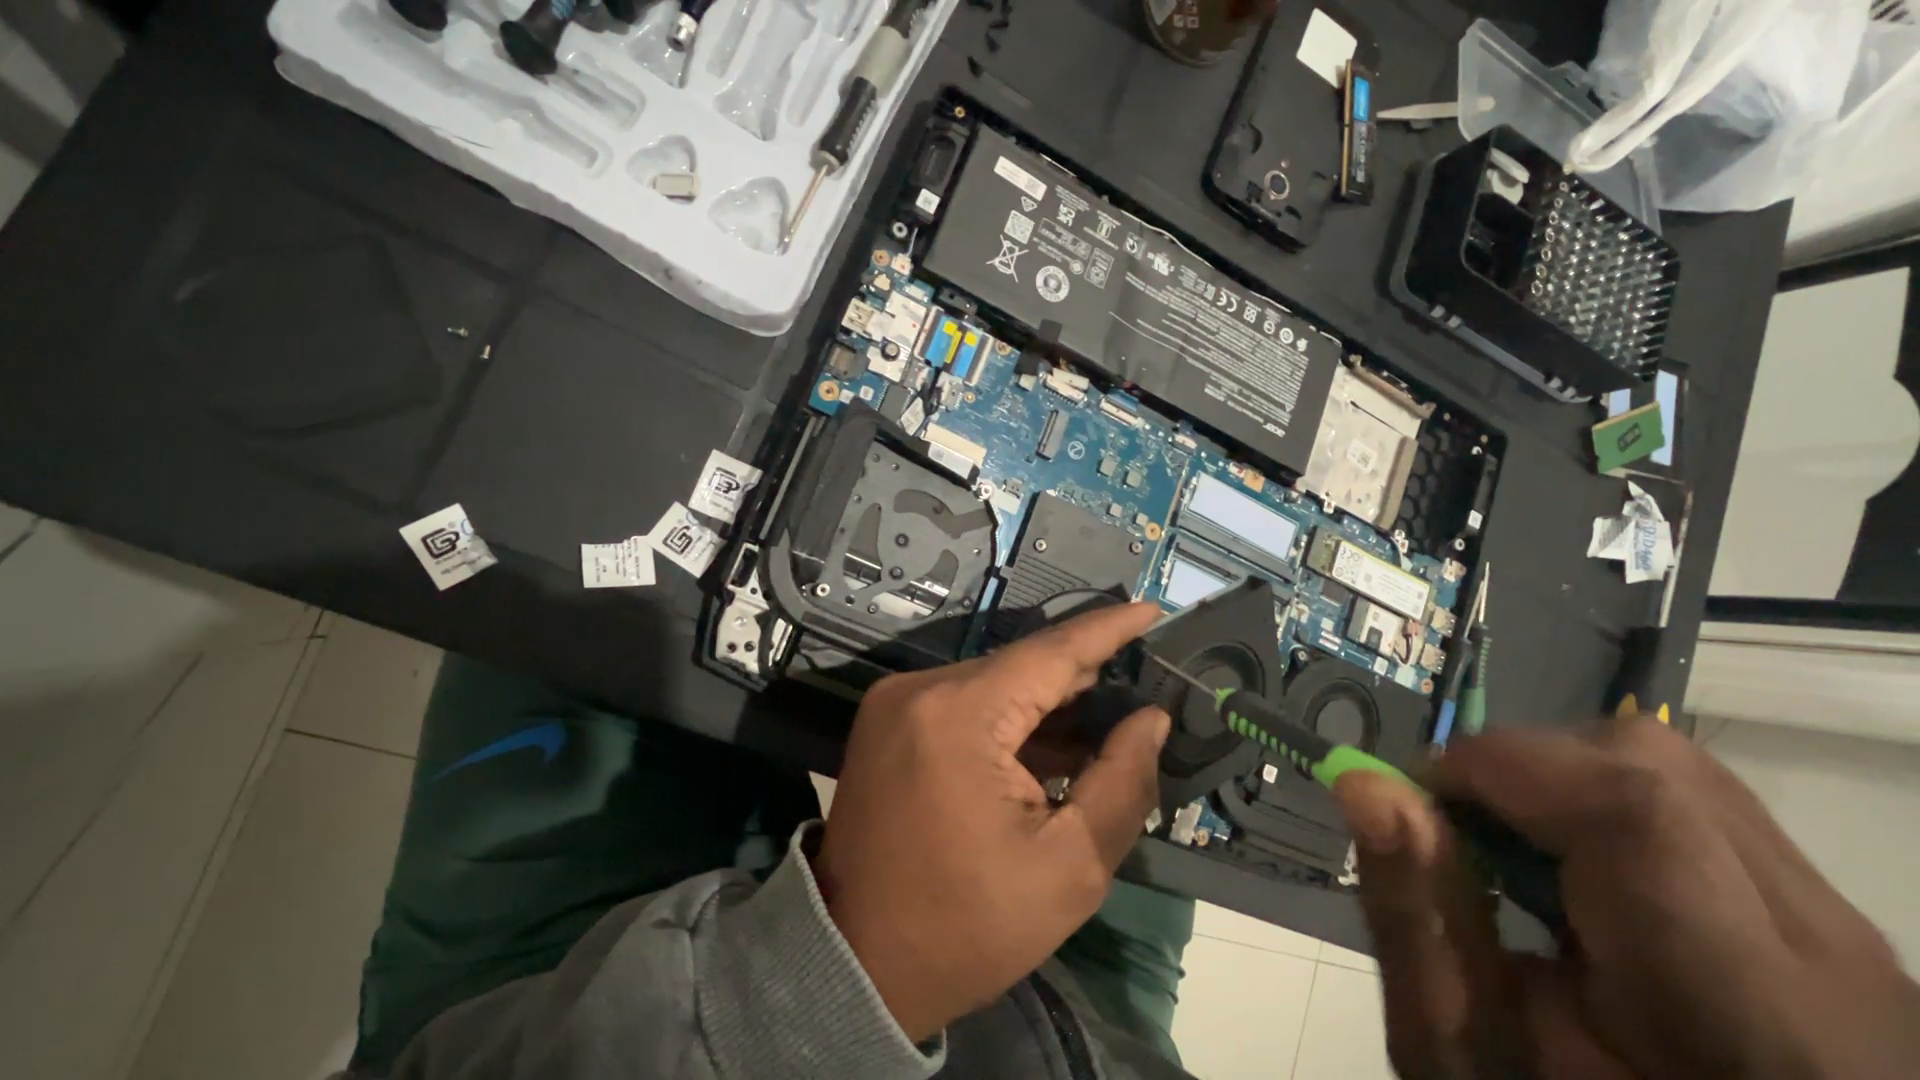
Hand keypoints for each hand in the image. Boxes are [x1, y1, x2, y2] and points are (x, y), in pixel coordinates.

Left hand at [813, 602, 1169, 1041]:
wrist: (858, 962)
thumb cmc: (969, 925)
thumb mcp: (1070, 866)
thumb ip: (1121, 782)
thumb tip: (1150, 720)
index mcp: (960, 716)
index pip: (1051, 653)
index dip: (1108, 630)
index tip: (1153, 608)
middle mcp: (919, 691)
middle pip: (1020, 666)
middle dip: (1084, 674)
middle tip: (1146, 679)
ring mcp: (895, 705)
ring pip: (993, 683)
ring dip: (1048, 701)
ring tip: (1111, 718)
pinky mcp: (886, 725)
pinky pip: (964, 703)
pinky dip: (1011, 719)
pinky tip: (1055, 743)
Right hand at [1334, 717, 1919, 1079]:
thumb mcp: (1459, 1054)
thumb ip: (1417, 920)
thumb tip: (1366, 783)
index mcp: (1736, 1015)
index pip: (1634, 812)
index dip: (1504, 769)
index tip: (1415, 798)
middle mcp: (1823, 953)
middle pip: (1657, 769)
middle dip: (1521, 771)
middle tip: (1455, 835)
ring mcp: (1838, 923)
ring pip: (1674, 768)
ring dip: (1557, 783)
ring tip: (1512, 859)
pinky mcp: (1823, 904)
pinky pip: (1695, 797)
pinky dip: (1600, 805)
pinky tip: (1571, 874)